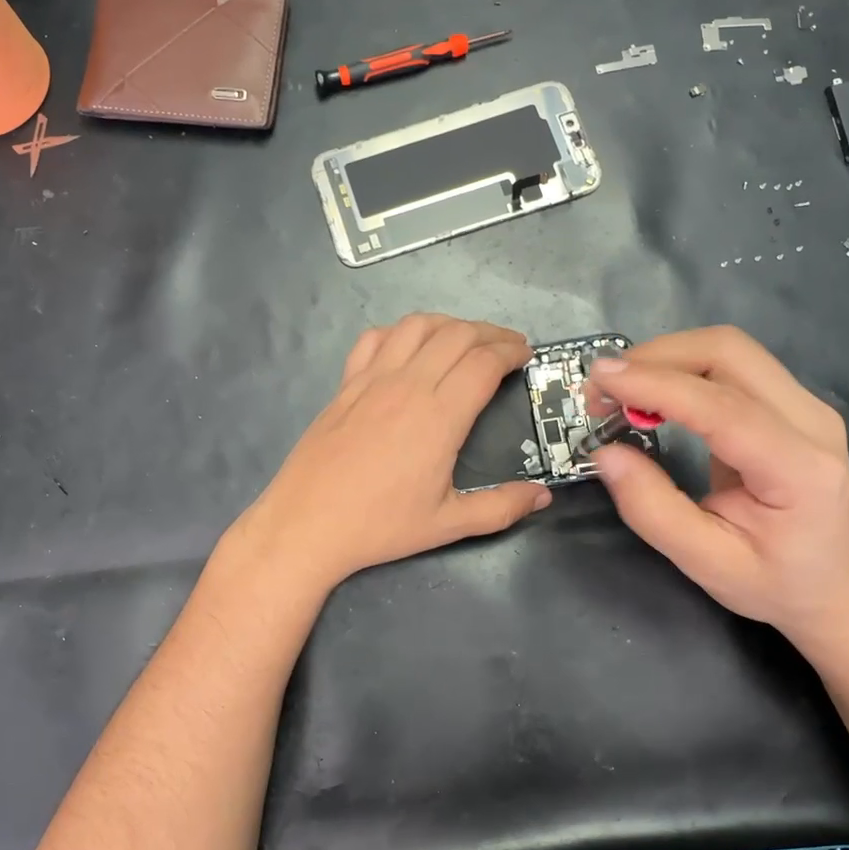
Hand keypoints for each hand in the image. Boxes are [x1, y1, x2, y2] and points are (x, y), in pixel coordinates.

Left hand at [230, 315, 552, 587]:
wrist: (306, 524)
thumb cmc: (379, 526)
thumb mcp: (447, 525)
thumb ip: (500, 508)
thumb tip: (542, 497)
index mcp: (439, 416)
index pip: (484, 361)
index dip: (511, 350)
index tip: (526, 355)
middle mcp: (407, 385)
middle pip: (457, 334)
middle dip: (490, 332)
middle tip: (507, 347)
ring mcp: (372, 379)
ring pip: (416, 326)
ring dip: (448, 324)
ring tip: (465, 340)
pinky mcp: (345, 384)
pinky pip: (375, 339)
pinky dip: (400, 332)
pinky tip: (409, 348)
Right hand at [583, 326, 848, 629]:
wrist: (833, 588)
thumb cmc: (773, 584)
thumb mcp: (706, 563)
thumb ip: (653, 509)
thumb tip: (605, 452)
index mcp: (799, 470)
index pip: (724, 406)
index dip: (658, 385)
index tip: (600, 381)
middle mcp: (812, 421)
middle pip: (728, 352)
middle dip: (656, 357)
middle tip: (603, 390)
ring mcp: (806, 404)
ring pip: (727, 349)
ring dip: (665, 358)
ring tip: (620, 393)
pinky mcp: (789, 401)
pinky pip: (729, 364)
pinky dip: (680, 368)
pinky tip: (651, 395)